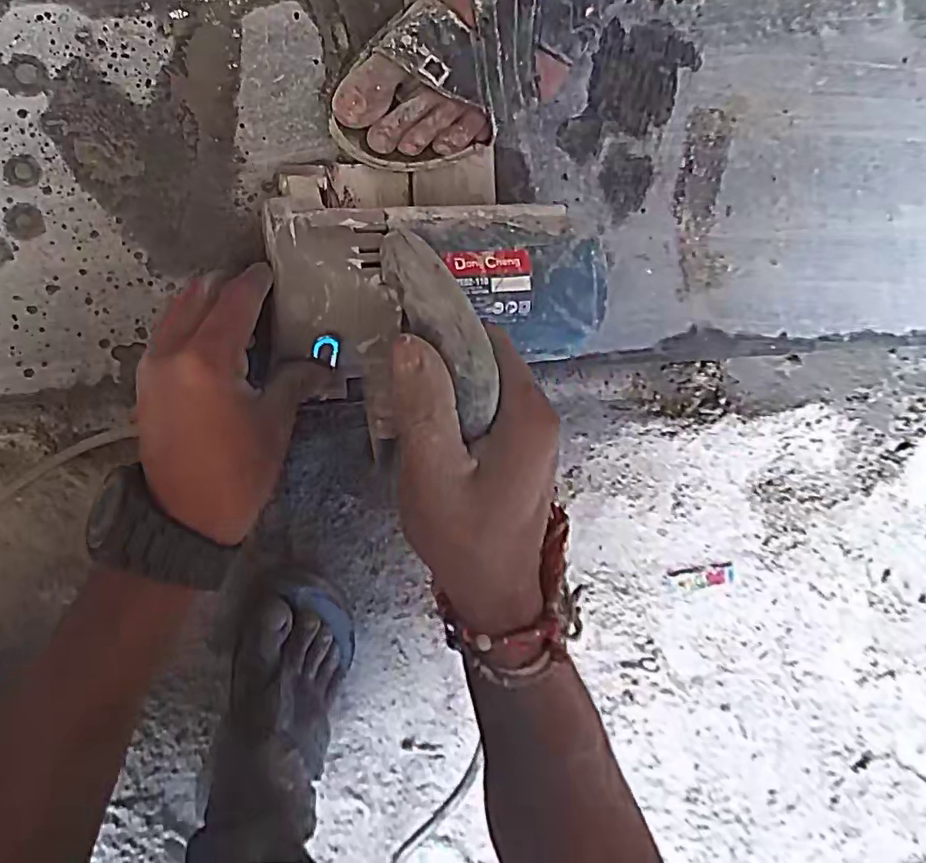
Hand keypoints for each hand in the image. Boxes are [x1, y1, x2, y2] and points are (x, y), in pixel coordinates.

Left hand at [137, 264, 331, 545]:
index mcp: (207, 359)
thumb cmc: (233, 476)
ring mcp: (152, 366)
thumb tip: (318, 365)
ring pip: (176, 309)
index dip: (255, 282)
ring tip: (233, 309)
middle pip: (198, 294)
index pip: (234, 300)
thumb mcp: (272, 424)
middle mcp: (172, 353)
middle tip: (255, 289)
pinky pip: (166, 332)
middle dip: (227, 285)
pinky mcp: (145, 381)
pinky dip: (186, 321)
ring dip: (203, 300)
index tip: (267, 273)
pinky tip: (210, 336)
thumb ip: (293, 381)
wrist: (184, 518)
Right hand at [387, 325, 559, 634]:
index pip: (485, 339)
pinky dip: (449, 405)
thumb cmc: (463, 537)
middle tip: (390, 371)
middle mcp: (536, 414)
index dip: (441, 329)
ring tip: (398, 396)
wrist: (492, 596)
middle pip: (483, 359)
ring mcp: (528, 434)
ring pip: (479, 383)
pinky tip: (419, 424)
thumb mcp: (433, 470)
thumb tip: (409, 341)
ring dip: (439, 383)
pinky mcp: (515, 451)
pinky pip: (479, 408)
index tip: (398, 333)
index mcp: (526, 412)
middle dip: (435, 357)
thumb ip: (424, 405)